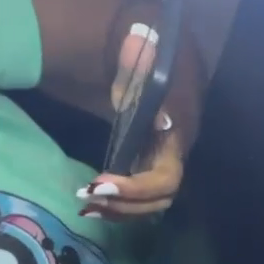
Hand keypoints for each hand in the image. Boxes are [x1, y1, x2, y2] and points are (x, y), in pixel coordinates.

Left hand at [78, 22, 183, 218]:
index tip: (99, 184)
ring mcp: (163, 163)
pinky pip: (141, 196)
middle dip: (126, 204)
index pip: (166, 178)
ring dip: (121, 210)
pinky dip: (119, 205)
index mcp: (177, 139)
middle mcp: (174, 157)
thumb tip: (163, 122)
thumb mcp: (144, 60)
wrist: (154, 53)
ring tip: (87, 206)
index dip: (137, 187)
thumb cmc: (147, 56)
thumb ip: (148, 82)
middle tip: (87, 197)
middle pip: (160, 199)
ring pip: (152, 203)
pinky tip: (94, 204)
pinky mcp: (149, 164)